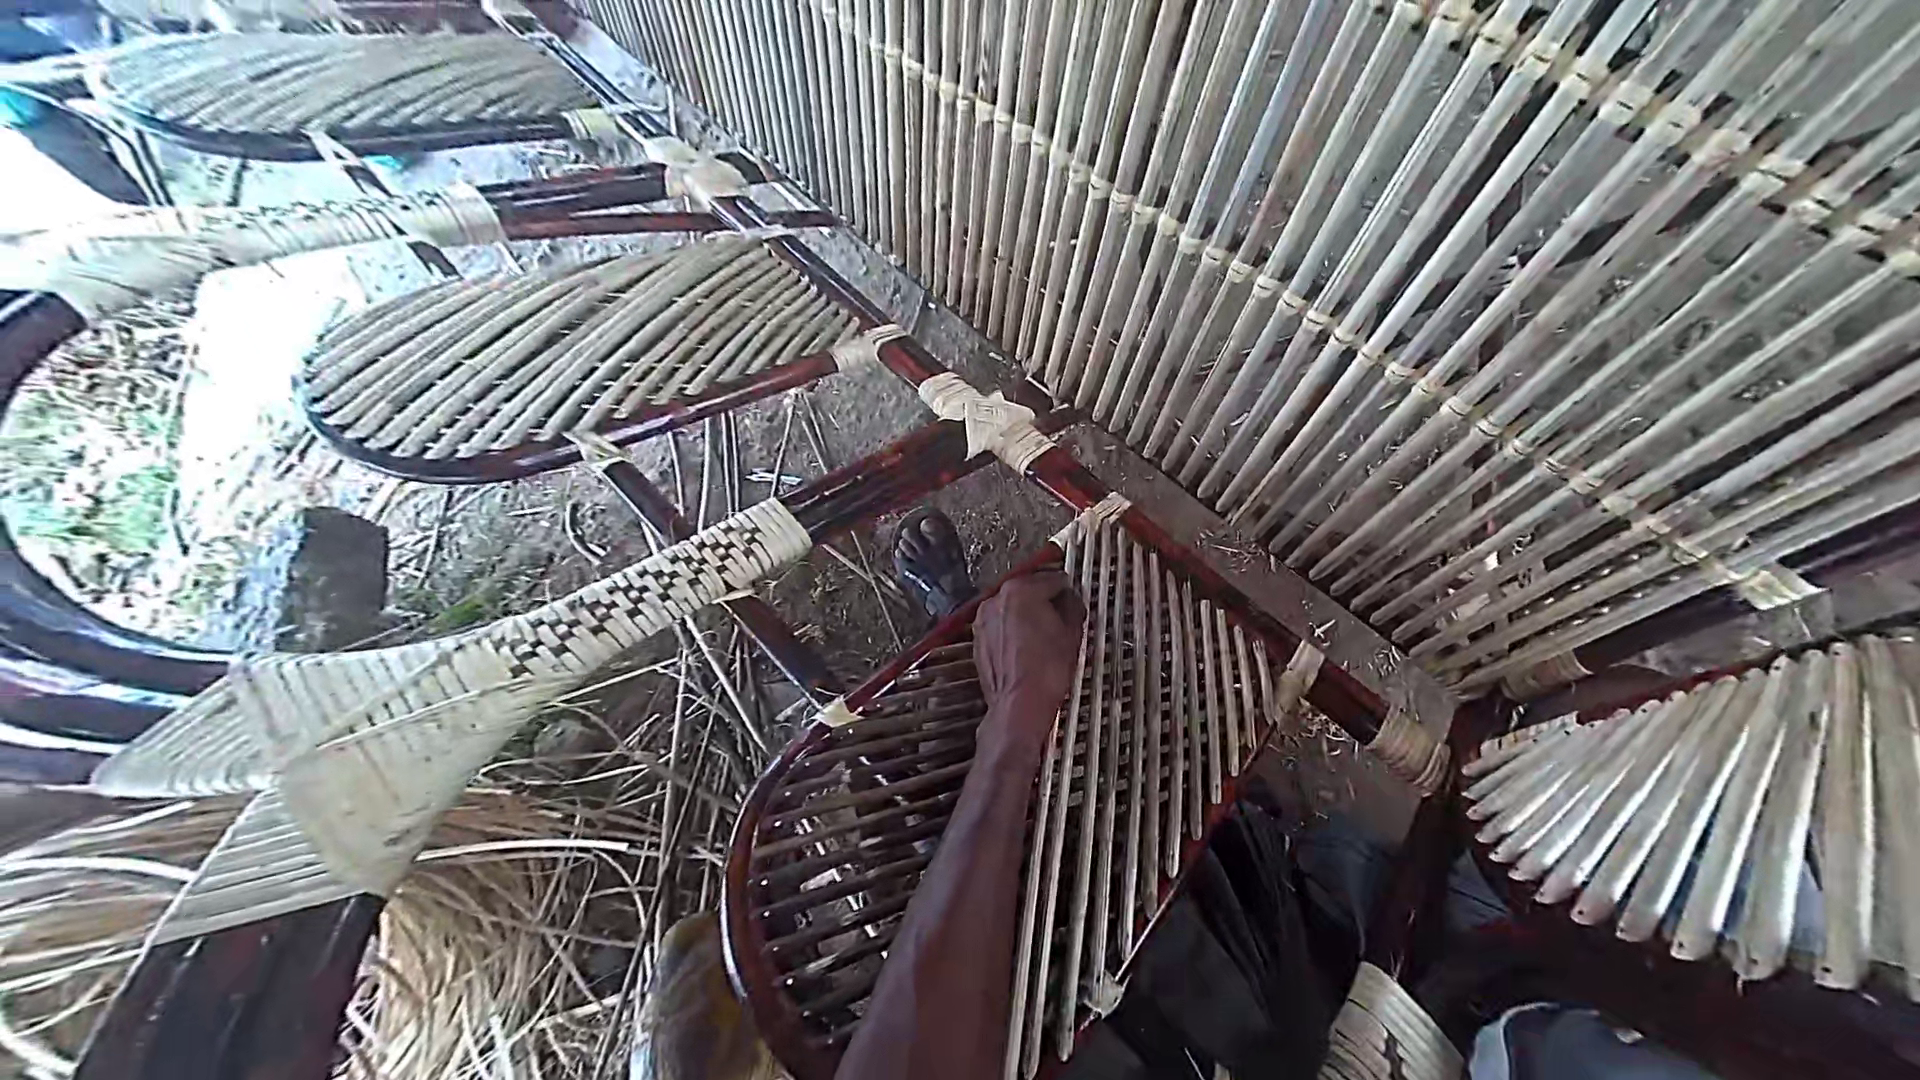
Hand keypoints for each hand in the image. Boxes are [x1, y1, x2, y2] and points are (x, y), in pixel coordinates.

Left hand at [972, 570, 1084, 760]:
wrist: (1020, 704)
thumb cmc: (1044, 672)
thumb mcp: (1071, 632)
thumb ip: (1072, 605)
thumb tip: (1071, 599)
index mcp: (1021, 591)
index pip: (1052, 578)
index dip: (1068, 589)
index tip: (1074, 596)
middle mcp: (997, 600)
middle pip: (1028, 589)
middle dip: (1045, 600)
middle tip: (1063, 615)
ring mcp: (985, 619)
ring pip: (1013, 607)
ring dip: (1028, 614)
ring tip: (1046, 633)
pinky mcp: (980, 638)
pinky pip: (1001, 625)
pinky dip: (1014, 630)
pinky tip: (1029, 646)